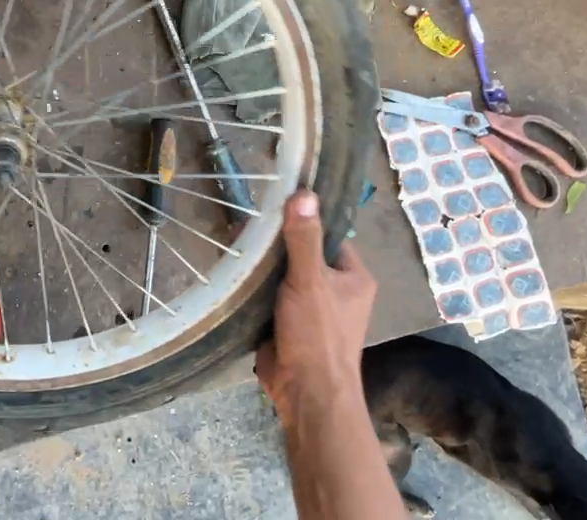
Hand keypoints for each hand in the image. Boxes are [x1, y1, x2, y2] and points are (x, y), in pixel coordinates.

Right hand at [255, 189, 376, 421]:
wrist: (305, 392)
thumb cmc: (317, 334)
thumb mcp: (310, 280)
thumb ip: (304, 238)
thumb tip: (303, 194)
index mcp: (354, 277)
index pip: (328, 234)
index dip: (303, 219)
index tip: (273, 203)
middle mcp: (337, 290)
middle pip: (303, 251)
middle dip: (274, 240)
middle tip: (244, 220)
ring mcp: (312, 307)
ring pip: (284, 272)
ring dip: (261, 262)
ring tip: (232, 238)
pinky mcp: (288, 321)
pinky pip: (270, 292)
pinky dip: (254, 283)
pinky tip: (232, 267)